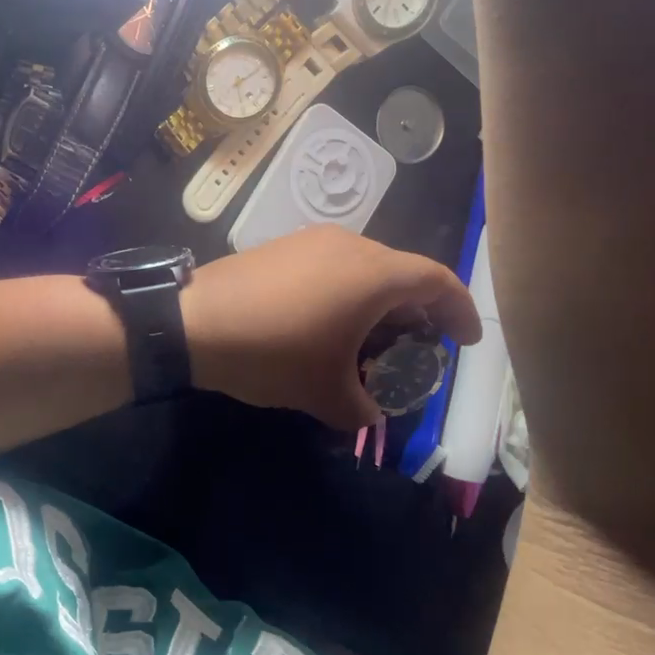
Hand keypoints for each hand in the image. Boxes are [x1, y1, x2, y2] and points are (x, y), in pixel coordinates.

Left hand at [181, 226, 480, 429]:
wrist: (189, 323)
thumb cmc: (270, 353)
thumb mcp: (323, 393)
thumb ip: (360, 407)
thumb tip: (368, 413)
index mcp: (374, 273)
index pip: (438, 282)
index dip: (460, 312)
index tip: (465, 341)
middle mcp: (349, 244)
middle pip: (401, 273)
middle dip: (416, 312)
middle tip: (415, 349)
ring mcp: (310, 241)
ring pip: (363, 268)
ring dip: (376, 303)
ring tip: (368, 343)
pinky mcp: (279, 247)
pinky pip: (329, 267)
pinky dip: (342, 293)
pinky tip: (323, 325)